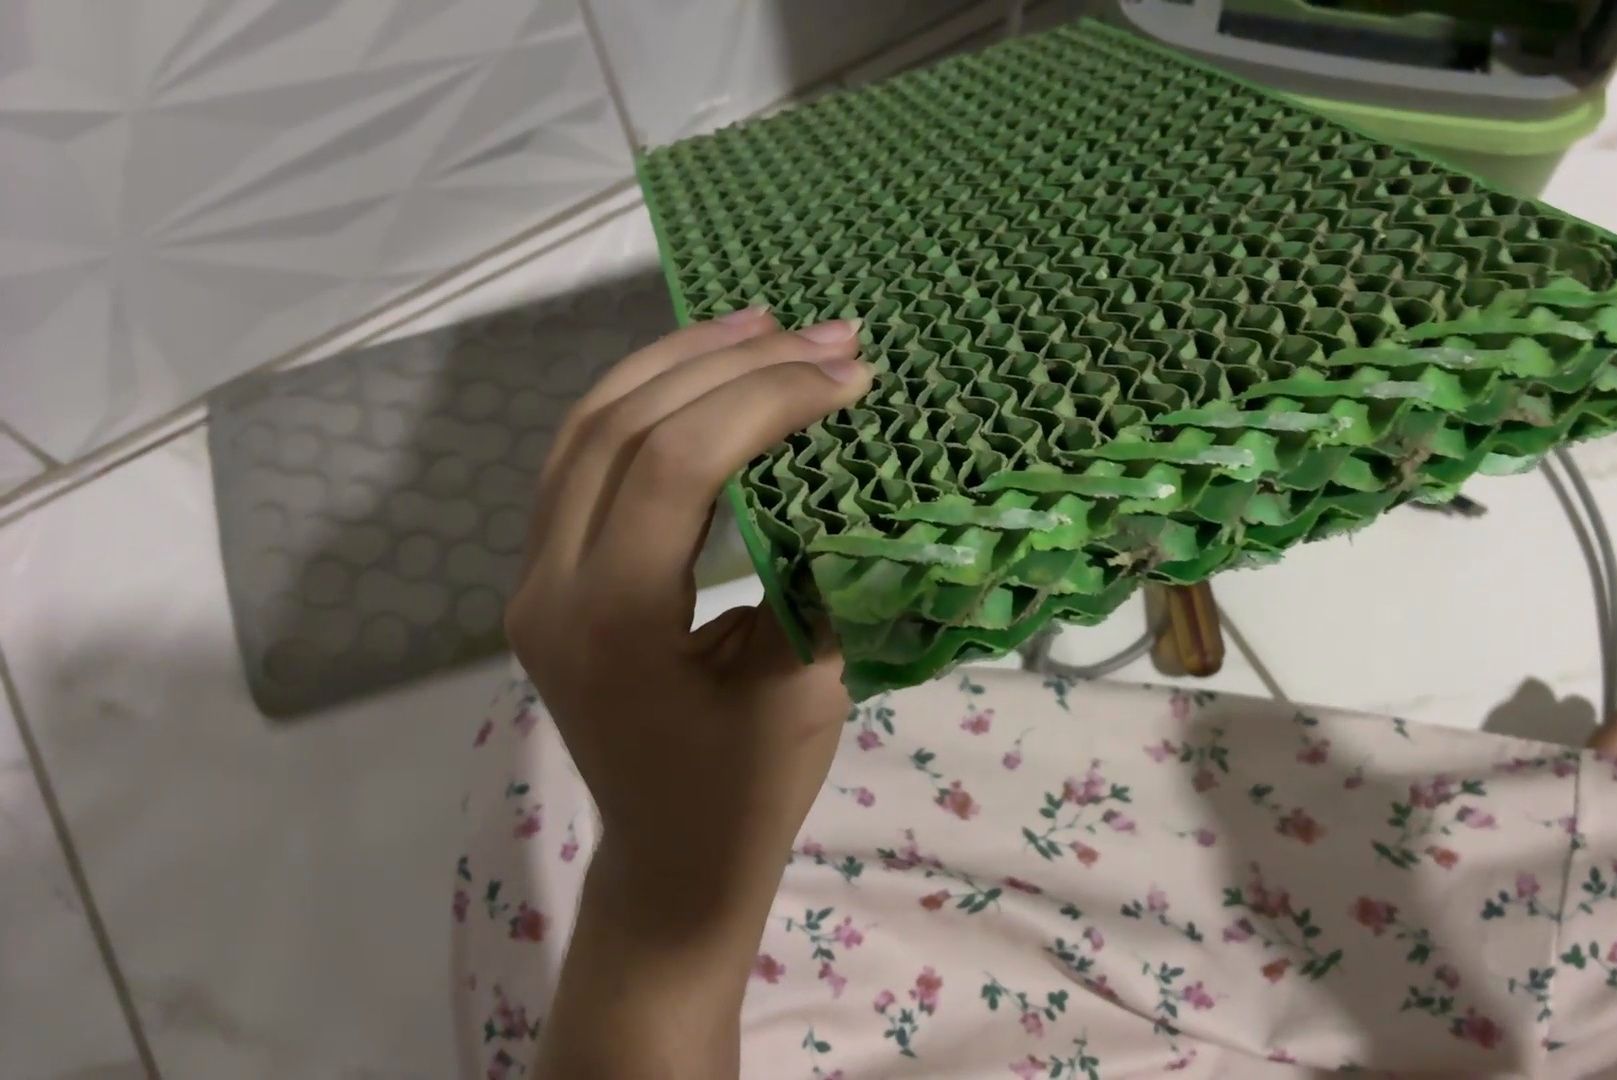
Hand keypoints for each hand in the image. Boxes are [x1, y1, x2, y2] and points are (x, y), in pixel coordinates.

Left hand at [506, 308, 868, 947]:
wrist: (673, 858)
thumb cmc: (748, 790)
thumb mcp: (804, 686)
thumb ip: (813, 572)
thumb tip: (841, 476)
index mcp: (615, 623)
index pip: (680, 464)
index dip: (768, 401)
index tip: (851, 377)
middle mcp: (551, 586)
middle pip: (625, 426)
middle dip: (734, 364)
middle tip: (825, 335)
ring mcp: (536, 578)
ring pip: (589, 427)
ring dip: (679, 362)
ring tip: (762, 323)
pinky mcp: (549, 575)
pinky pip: (585, 461)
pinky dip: (646, 402)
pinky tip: (702, 375)